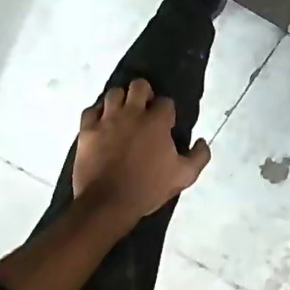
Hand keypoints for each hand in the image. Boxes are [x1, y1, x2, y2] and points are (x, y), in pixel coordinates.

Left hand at [72, 79, 210, 221]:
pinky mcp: (87, 130)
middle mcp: (132, 113)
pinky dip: (97, 113)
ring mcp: (107, 120)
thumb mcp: (183, 176)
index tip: (166, 125)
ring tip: (122, 114)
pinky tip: (102, 123)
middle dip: (144, 93)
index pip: (165, 102)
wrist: (108, 203)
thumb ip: (198, 156)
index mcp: (156, 122)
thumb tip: (202, 141)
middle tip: (144, 109)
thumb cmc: (148, 188)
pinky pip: (91, 110)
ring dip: (120, 100)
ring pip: (114, 93)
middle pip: (138, 85)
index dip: (167, 112)